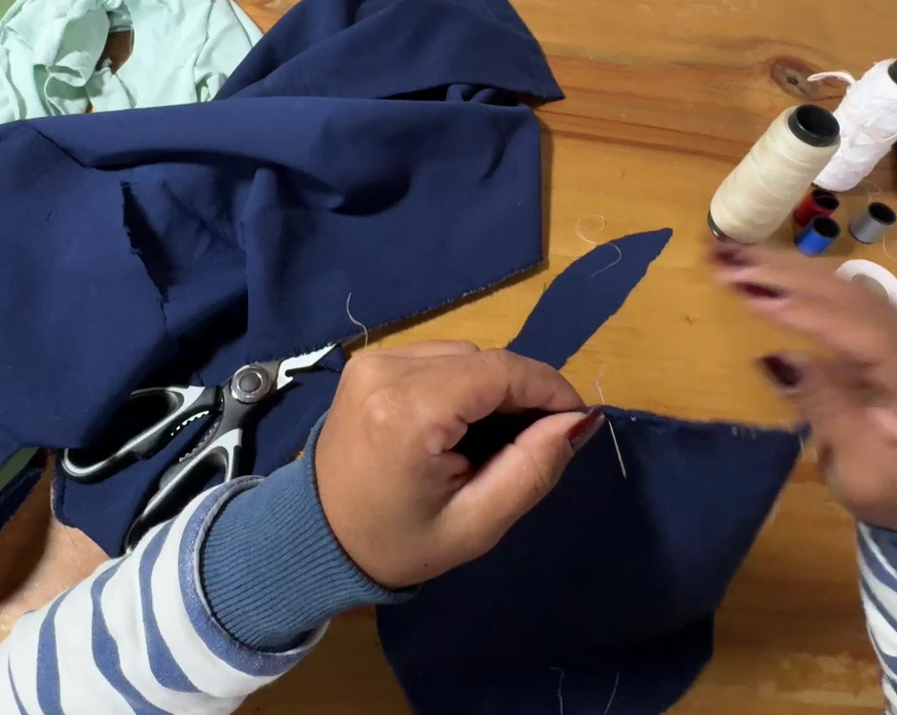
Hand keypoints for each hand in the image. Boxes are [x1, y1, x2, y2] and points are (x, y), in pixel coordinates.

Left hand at [313, 340, 599, 587]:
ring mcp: (374, 360)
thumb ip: (531, 468)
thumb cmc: (397, 542)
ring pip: (462, 354)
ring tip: (488, 438)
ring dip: (489, 387)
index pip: (499, 371)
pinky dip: (460, 382)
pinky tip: (456, 422)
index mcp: (408, 411)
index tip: (576, 418)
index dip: (547, 387)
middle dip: (520, 393)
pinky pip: (436, 357)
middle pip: (482, 360)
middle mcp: (387, 369)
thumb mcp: (475, 525)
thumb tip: (581, 420)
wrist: (316, 538)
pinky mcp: (369, 360)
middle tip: (533, 441)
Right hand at [712, 244, 896, 532]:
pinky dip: (796, 276)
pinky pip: (843, 293)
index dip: (812, 314)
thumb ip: (829, 413)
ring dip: (786, 267)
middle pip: (860, 297)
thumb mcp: (865, 475)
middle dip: (789, 275)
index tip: (753, 301)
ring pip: (848, 284)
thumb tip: (776, 360)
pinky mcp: (892, 325)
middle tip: (725, 262)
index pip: (874, 337)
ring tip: (729, 253)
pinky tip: (758, 265)